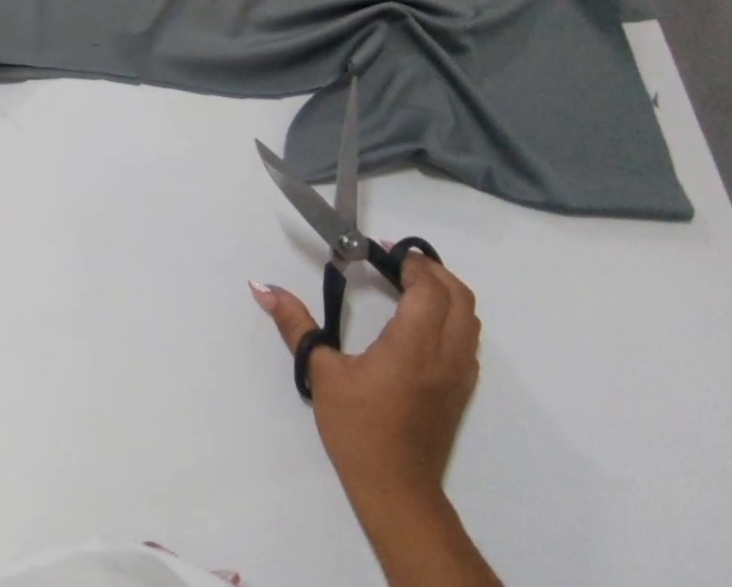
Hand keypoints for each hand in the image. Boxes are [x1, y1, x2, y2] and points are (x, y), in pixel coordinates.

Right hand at [252, 254, 480, 502]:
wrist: (395, 483)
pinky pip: (467, 338)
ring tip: (407, 282)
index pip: (430, 290)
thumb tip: (262, 287)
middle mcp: (446, 355)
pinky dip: (450, 315)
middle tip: (395, 259)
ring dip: (445, 292)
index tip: (383, 249)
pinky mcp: (460, 387)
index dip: (412, 263)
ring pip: (469, 318)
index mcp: (413, 347)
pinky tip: (417, 320)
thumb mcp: (319, 372)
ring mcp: (460, 373)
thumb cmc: (355, 426)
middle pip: (460, 298)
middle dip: (433, 271)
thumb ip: (295, 325)